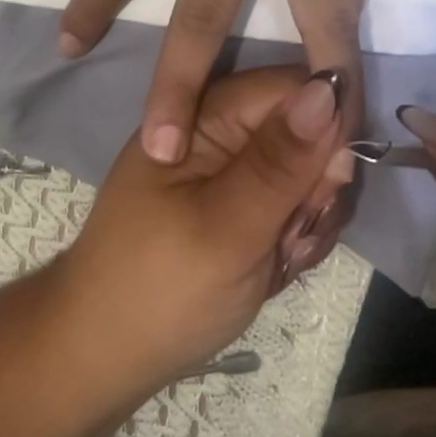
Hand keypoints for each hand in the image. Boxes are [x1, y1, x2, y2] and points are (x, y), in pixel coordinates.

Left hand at [50, 0, 390, 164]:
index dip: (93, 6)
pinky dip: (342, 64)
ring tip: (276, 162)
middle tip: (157, 151)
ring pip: (284, 25)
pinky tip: (342, 114)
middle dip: (173, 84)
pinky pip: (340, 12)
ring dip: (275, 95)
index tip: (69, 48)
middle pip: (195, 14)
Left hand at [50, 68, 351, 393]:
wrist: (106, 350)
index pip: (290, 86)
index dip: (327, 124)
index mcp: (202, 116)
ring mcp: (227, 171)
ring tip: (279, 260)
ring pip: (306, 174)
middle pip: (307, 131)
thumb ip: (281, 163)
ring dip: (308, 220)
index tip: (329, 183)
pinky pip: (291, 207)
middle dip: (317, 186)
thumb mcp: (227, 227)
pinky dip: (296, 238)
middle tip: (292, 238)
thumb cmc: (159, 288)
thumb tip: (327, 86)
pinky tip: (276, 269)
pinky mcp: (237, 206)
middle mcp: (216, 133)